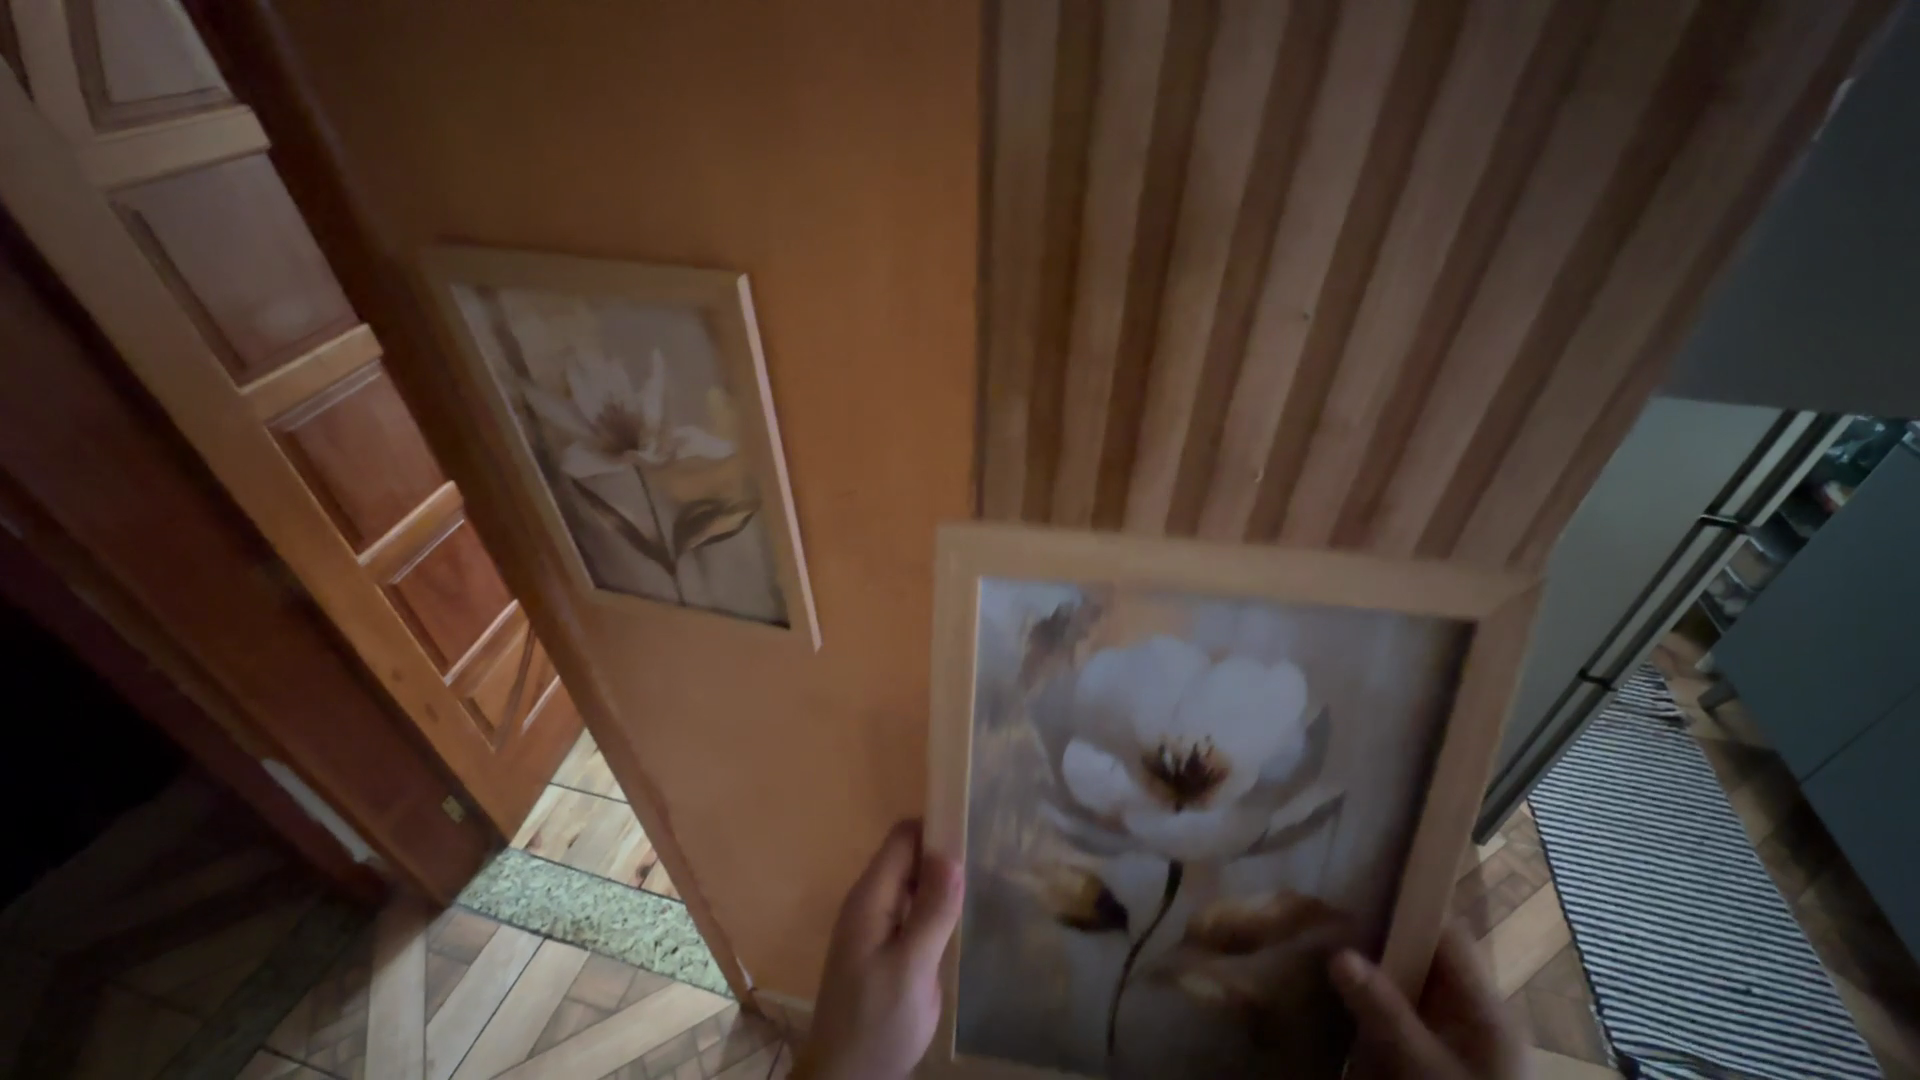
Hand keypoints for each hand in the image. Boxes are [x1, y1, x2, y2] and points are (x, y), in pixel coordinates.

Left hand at [796, 820, 964, 1079]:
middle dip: (943, 853)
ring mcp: (875, 926)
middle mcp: (870, 903)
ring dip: (942, 880)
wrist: (846, 1079)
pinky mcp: (885, 948)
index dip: (935, 827)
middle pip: (908, 857)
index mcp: (870, 898)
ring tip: (985, 880)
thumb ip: (932, 911)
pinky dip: (935, 906)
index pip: (902, 838)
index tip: (974, 829)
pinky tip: (963, 917)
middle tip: (989, 858)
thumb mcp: (911, 968)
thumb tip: (953, 854)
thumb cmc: (877, 1022)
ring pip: (912, 883)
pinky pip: (912, 910)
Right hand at [1331, 922, 1530, 1078]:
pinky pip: (1405, 1014)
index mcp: (1486, 1008)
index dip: (1406, 906)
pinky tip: (1340, 999)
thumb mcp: (1421, 1071)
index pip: (1447, 933)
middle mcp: (1475, 1014)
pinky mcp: (1438, 1060)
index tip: (1354, 889)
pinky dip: (1375, 1001)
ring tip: (1323, 950)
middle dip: (1378, 937)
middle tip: (1326, 920)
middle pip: (1426, 956)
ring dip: (1373, 970)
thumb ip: (1382, 1011)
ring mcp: (1458, 1038)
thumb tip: (1338, 951)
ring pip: (1411, 984)